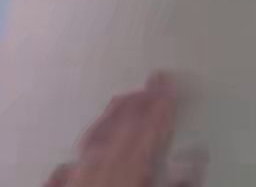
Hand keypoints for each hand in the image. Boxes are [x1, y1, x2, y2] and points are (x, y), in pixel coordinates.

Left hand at [45, 73, 196, 186]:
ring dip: (106, 124)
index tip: (170, 78)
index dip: (162, 104)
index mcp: (131, 175)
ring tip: (119, 101)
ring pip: (89, 151)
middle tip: (151, 79)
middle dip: (138, 105)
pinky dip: (64, 171)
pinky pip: (58, 185)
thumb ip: (178, 183)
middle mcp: (100, 178)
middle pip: (120, 135)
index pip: (150, 132)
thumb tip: (196, 154)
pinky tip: (64, 164)